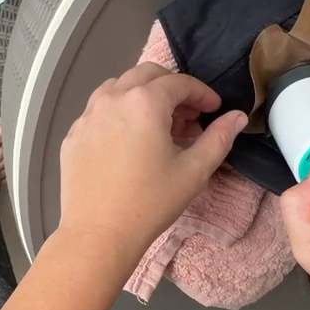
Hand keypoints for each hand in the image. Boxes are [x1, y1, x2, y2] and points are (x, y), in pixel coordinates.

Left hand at [57, 64, 246, 265]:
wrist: (98, 234)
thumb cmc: (149, 203)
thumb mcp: (194, 171)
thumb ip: (219, 138)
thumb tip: (236, 117)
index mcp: (144, 103)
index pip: (180, 83)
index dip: (202, 93)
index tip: (214, 109)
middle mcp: (112, 99)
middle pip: (146, 75)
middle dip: (171, 88)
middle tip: (187, 114)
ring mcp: (87, 116)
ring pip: (118, 88)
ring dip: (142, 96)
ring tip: (157, 124)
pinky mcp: (73, 136)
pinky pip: (98, 111)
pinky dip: (118, 114)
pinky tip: (128, 141)